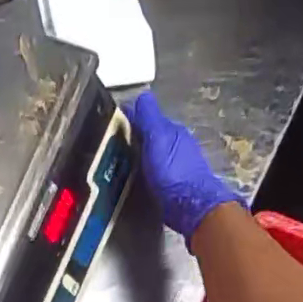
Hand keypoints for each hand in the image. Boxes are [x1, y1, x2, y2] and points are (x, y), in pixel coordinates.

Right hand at [123, 92, 239, 240]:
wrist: (192, 206)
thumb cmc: (172, 172)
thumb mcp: (157, 139)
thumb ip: (148, 118)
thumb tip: (140, 95)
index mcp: (171, 130)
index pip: (147, 116)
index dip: (129, 120)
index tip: (110, 128)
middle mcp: (177, 143)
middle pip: (150, 135)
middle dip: (133, 139)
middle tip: (112, 149)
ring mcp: (178, 163)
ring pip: (153, 153)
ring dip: (139, 156)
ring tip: (121, 165)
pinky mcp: (176, 183)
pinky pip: (156, 170)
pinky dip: (145, 171)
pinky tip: (137, 179)